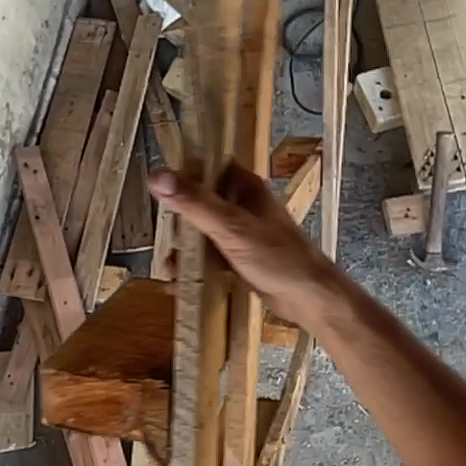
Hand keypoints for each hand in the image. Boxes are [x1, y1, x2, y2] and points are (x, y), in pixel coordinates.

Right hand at [147, 163, 342, 321]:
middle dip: (178, 225)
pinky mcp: (242, 257)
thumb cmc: (276, 256)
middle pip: (200, 203)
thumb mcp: (231, 227)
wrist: (309, 298)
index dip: (182, 176)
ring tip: (169, 272)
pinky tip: (179, 285)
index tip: (157, 193)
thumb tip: (156, 176)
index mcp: (244, 186)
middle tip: (166, 245)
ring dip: (184, 251)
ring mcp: (243, 232)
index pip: (207, 168)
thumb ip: (194, 202)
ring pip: (203, 233)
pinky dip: (195, 267)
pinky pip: (211, 256)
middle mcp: (243, 205)